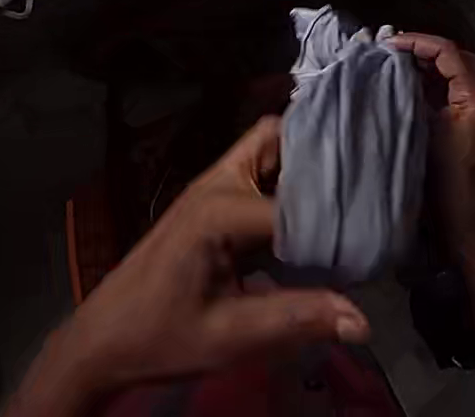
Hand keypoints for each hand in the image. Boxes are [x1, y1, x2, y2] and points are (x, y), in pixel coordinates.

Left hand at [6, 117, 370, 416]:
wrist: (104, 337)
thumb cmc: (161, 334)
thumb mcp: (229, 336)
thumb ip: (296, 319)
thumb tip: (361, 320)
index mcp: (221, 208)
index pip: (293, 200)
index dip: (332, 211)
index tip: (370, 222)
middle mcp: (218, 182)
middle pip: (274, 137)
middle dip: (316, 148)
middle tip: (362, 169)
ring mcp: (211, 186)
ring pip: (265, 148)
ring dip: (301, 159)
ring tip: (345, 181)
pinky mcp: (210, 199)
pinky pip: (256, 171)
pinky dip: (285, 178)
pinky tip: (311, 206)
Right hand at [390, 33, 474, 235]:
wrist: (464, 225)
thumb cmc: (443, 181)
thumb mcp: (422, 130)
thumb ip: (411, 94)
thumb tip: (391, 66)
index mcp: (474, 96)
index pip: (446, 50)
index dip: (415, 42)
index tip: (387, 46)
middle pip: (453, 56)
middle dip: (421, 49)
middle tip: (391, 52)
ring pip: (452, 71)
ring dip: (425, 64)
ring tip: (395, 65)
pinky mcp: (467, 124)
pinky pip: (450, 89)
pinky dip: (429, 81)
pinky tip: (405, 87)